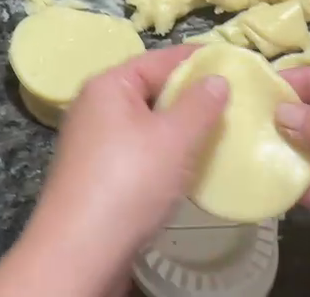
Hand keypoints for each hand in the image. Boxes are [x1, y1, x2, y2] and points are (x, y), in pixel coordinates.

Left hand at [0, 46, 228, 296]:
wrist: (79, 251)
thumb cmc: (129, 182)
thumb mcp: (174, 139)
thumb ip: (199, 105)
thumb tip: (216, 78)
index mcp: (108, 84)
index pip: (158, 59)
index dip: (194, 58)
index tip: (229, 60)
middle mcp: (94, 104)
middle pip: (149, 89)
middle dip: (188, 96)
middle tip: (230, 101)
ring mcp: (92, 140)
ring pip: (144, 122)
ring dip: (177, 128)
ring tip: (215, 134)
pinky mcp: (95, 173)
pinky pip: (136, 149)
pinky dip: (162, 153)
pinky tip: (184, 168)